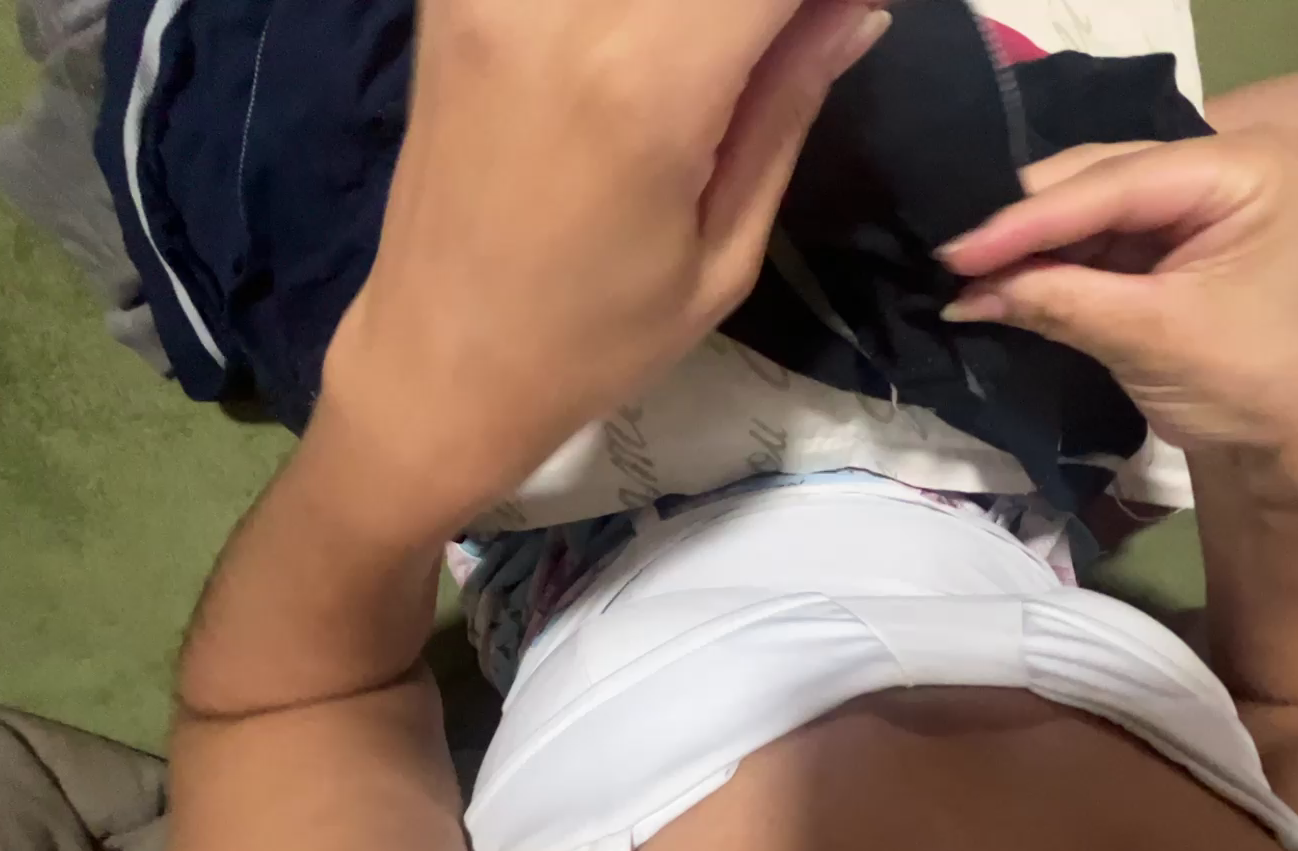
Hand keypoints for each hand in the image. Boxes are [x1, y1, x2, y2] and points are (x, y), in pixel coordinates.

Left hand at [317, 0, 891, 512]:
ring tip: (707, 68)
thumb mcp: (722, 263)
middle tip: (769, 55)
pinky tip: (644, 54)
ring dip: (694, 12)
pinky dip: (632, 14)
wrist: (444, 366)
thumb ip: (785, 113)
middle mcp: (560, 1)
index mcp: (646, 83)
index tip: (831, 28)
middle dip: (756, 7)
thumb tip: (853, 9)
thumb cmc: (596, 345)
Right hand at [938, 131, 1297, 453]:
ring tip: (958, 270)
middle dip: (1019, 224)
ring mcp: (1179, 201)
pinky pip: (1080, 242)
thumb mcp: (1150, 338)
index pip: (1115, 184)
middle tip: (945, 256)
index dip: (1028, 219)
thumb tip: (962, 295)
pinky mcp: (1151, 241)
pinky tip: (992, 278)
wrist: (1274, 440)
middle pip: (1092, 180)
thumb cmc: (1243, 383)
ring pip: (1077, 209)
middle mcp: (1212, 166)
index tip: (955, 252)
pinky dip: (1036, 264)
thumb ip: (1057, 303)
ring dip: (1020, 244)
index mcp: (1244, 169)